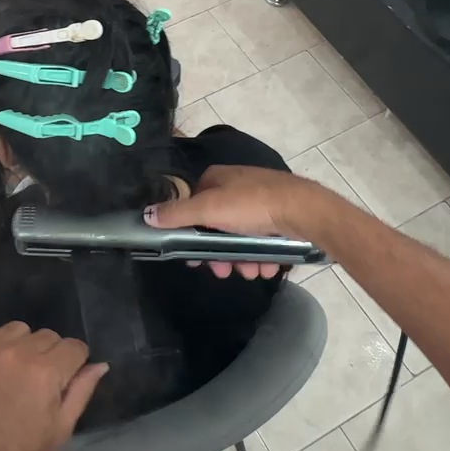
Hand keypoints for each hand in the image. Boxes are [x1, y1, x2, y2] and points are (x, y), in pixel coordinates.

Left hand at [0, 323, 107, 450]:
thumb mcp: (61, 427)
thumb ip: (82, 390)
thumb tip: (101, 364)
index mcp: (46, 372)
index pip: (75, 346)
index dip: (76, 361)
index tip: (68, 376)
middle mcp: (19, 353)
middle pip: (49, 336)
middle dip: (51, 354)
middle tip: (41, 380)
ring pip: (21, 329)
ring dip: (25, 345)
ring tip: (18, 372)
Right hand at [147, 165, 343, 279]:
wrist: (304, 212)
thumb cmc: (252, 206)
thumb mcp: (209, 210)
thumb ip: (177, 214)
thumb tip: (146, 215)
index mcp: (217, 178)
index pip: (193, 207)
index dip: (191, 234)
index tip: (194, 258)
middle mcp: (236, 186)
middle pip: (217, 227)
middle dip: (220, 253)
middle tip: (225, 271)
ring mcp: (259, 201)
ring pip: (241, 237)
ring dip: (243, 259)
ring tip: (253, 272)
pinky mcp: (278, 216)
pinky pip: (262, 240)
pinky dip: (262, 256)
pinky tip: (268, 267)